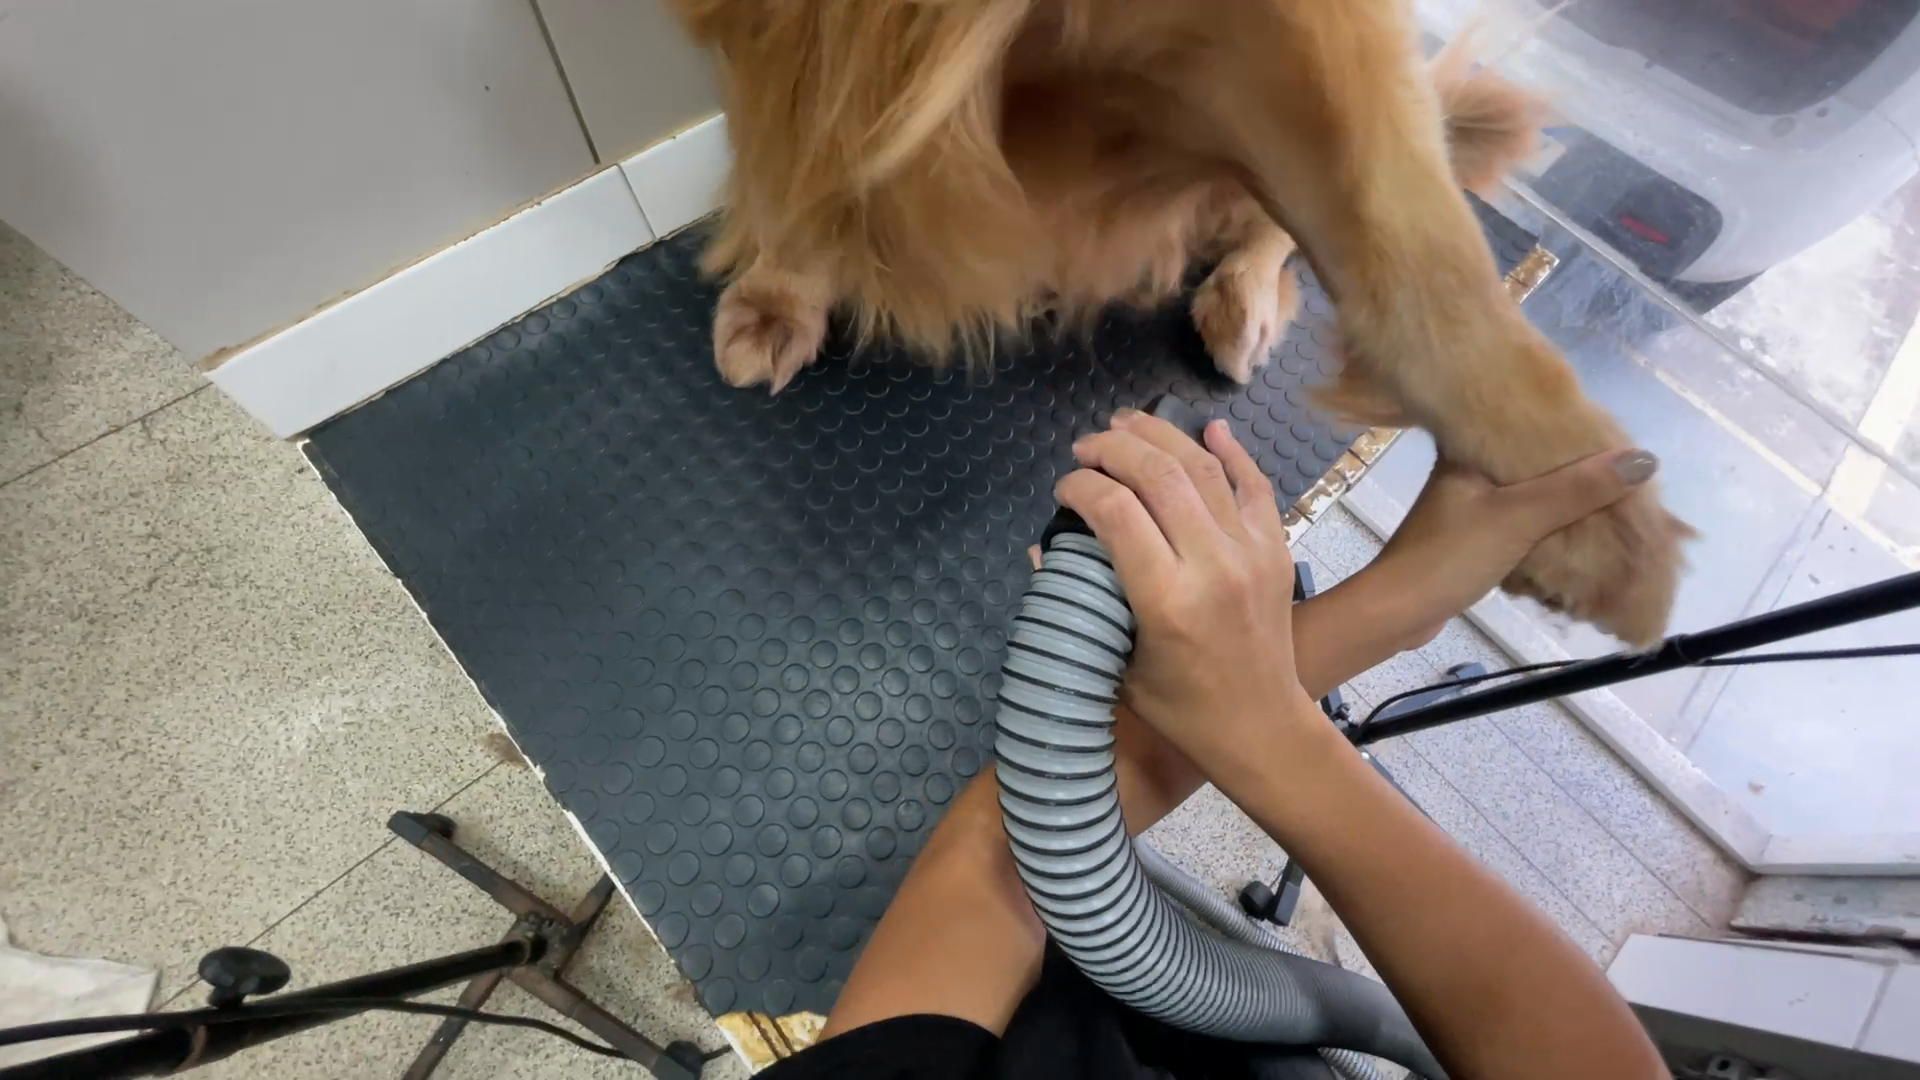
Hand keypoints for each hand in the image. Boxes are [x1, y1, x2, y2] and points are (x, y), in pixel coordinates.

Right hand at [1056, 409, 1320, 772]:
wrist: (1262, 727)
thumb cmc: (1180, 707)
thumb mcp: (1115, 663)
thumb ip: (1078, 602)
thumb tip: (1041, 549)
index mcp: (1166, 599)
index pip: (1115, 512)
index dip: (1080, 487)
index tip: (1063, 490)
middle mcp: (1211, 564)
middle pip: (1158, 476)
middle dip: (1113, 449)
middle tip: (1086, 448)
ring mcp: (1251, 550)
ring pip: (1203, 468)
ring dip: (1161, 436)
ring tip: (1127, 423)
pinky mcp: (1276, 547)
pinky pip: (1254, 484)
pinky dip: (1232, 451)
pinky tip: (1210, 428)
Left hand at [1370, 449, 1659, 646]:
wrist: (1398, 609)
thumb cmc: (1449, 557)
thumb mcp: (1517, 517)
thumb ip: (1576, 489)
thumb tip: (1642, 458)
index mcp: (1465, 454)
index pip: (1530, 428)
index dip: (1578, 434)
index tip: (1627, 446)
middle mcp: (1465, 473)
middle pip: (1537, 464)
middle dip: (1584, 475)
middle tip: (1637, 486)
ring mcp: (1468, 506)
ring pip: (1532, 495)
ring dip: (1571, 503)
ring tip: (1623, 507)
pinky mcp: (1473, 536)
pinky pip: (1523, 522)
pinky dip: (1552, 527)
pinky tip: (1585, 534)